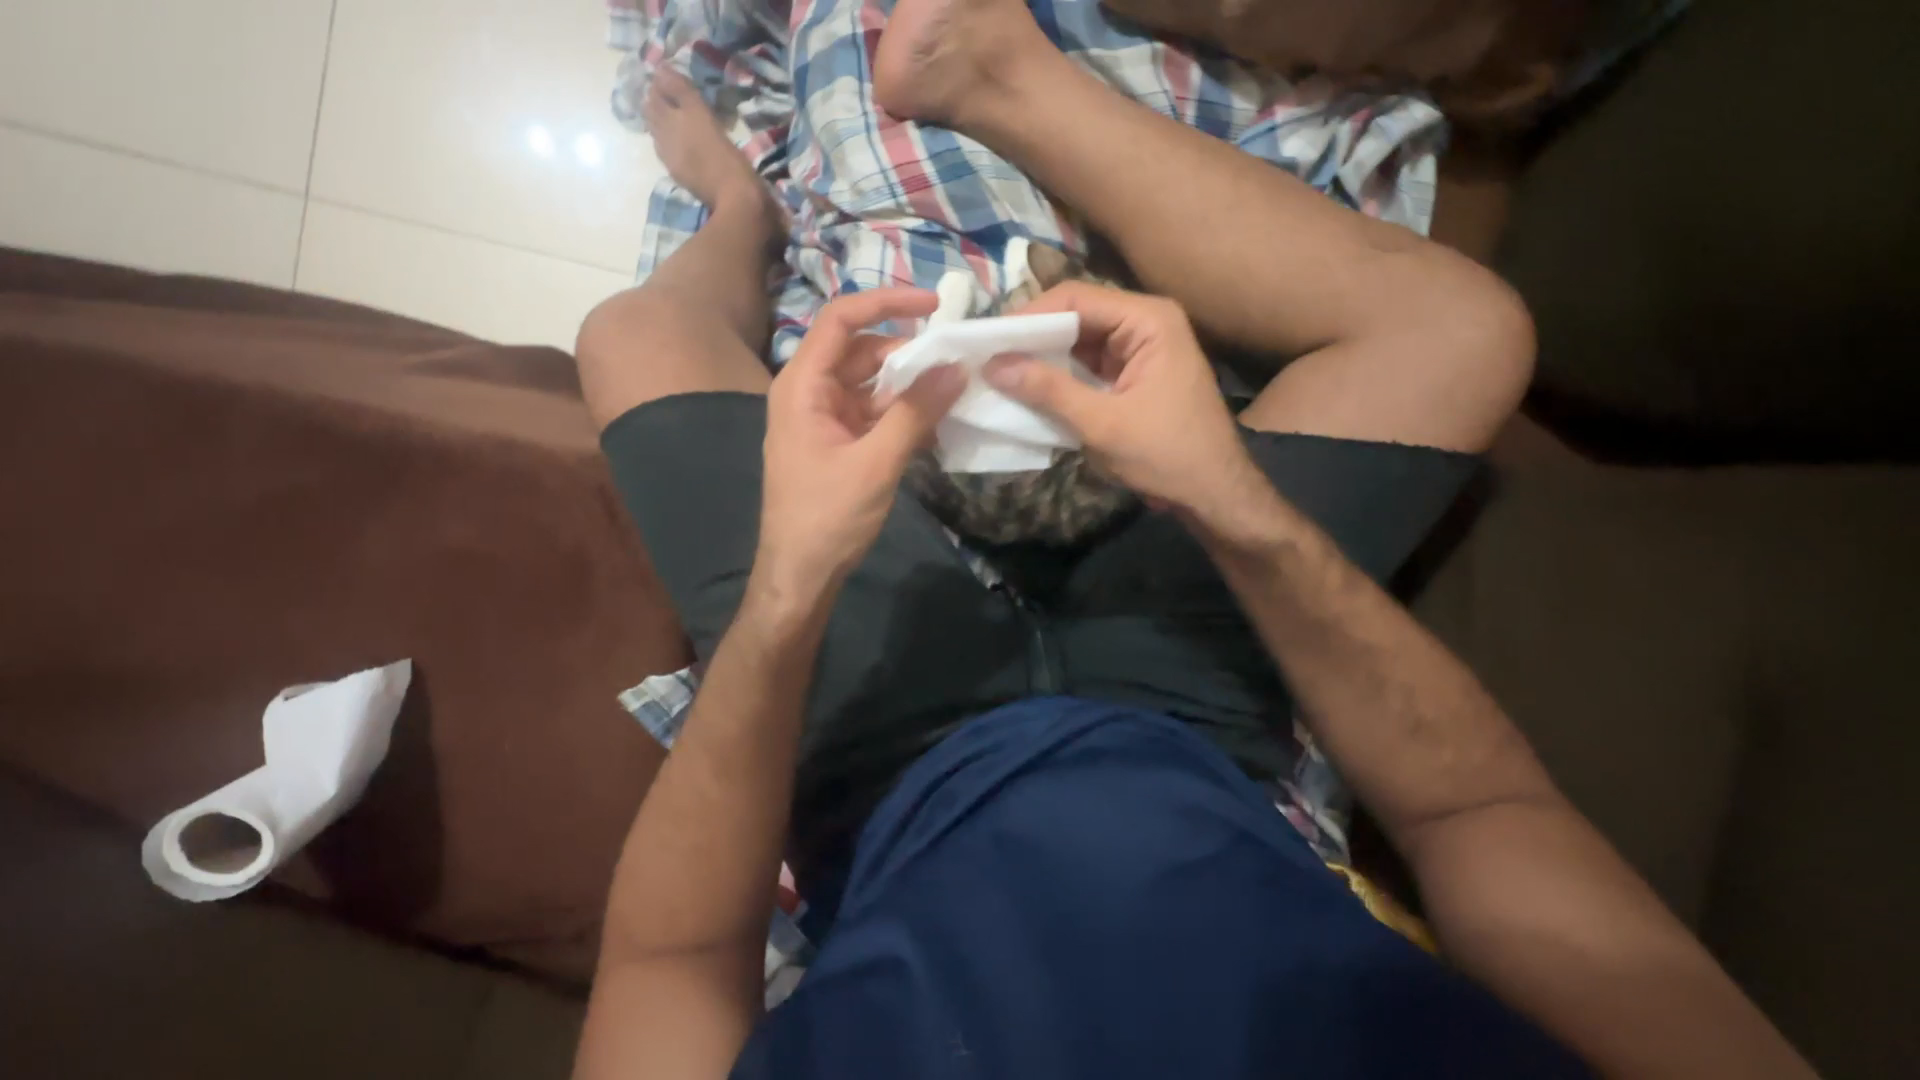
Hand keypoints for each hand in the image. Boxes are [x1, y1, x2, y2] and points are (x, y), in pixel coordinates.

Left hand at [755, 288, 965, 599]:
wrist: (801, 575)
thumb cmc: (827, 517)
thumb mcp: (876, 463)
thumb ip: (916, 412)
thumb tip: (956, 367)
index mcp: (802, 386)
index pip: (841, 320)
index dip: (886, 302)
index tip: (934, 305)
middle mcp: (809, 393)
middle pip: (860, 351)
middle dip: (907, 353)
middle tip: (955, 362)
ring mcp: (822, 419)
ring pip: (870, 383)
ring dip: (909, 386)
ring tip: (953, 392)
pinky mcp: (837, 443)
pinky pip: (872, 413)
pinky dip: (901, 413)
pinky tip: (936, 423)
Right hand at [984, 282, 1264, 522]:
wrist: (1212, 494)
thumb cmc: (1166, 455)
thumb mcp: (1102, 423)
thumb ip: (1048, 390)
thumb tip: (994, 365)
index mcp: (1149, 320)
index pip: (1077, 298)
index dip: (1030, 316)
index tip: (990, 340)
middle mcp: (1145, 323)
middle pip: (1076, 315)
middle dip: (1033, 338)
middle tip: (987, 357)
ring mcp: (1139, 349)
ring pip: (1077, 342)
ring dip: (1042, 359)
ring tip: (999, 373)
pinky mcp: (1132, 375)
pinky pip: (1087, 366)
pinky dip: (1060, 378)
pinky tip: (1028, 391)